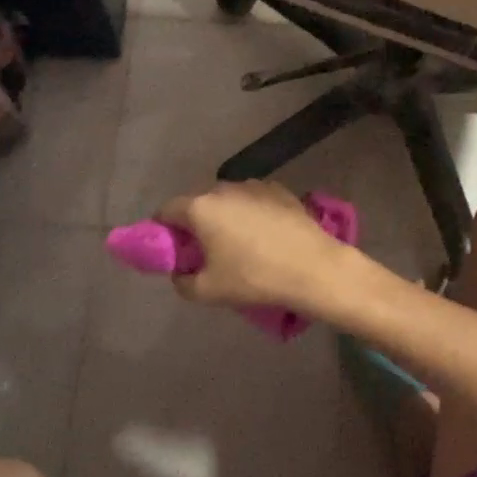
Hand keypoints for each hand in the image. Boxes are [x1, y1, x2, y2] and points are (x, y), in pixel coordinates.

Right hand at [156, 181, 358, 311]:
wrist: (313, 268)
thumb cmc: (254, 278)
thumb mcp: (208, 291)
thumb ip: (182, 281)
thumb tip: (180, 272)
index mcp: (201, 207)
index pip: (167, 210)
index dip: (163, 230)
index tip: (171, 249)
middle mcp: (224, 188)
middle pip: (198, 203)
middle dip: (195, 224)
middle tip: (203, 251)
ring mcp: (255, 186)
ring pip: (228, 201)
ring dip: (225, 217)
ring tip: (237, 245)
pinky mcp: (280, 190)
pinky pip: (253, 201)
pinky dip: (250, 215)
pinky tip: (264, 238)